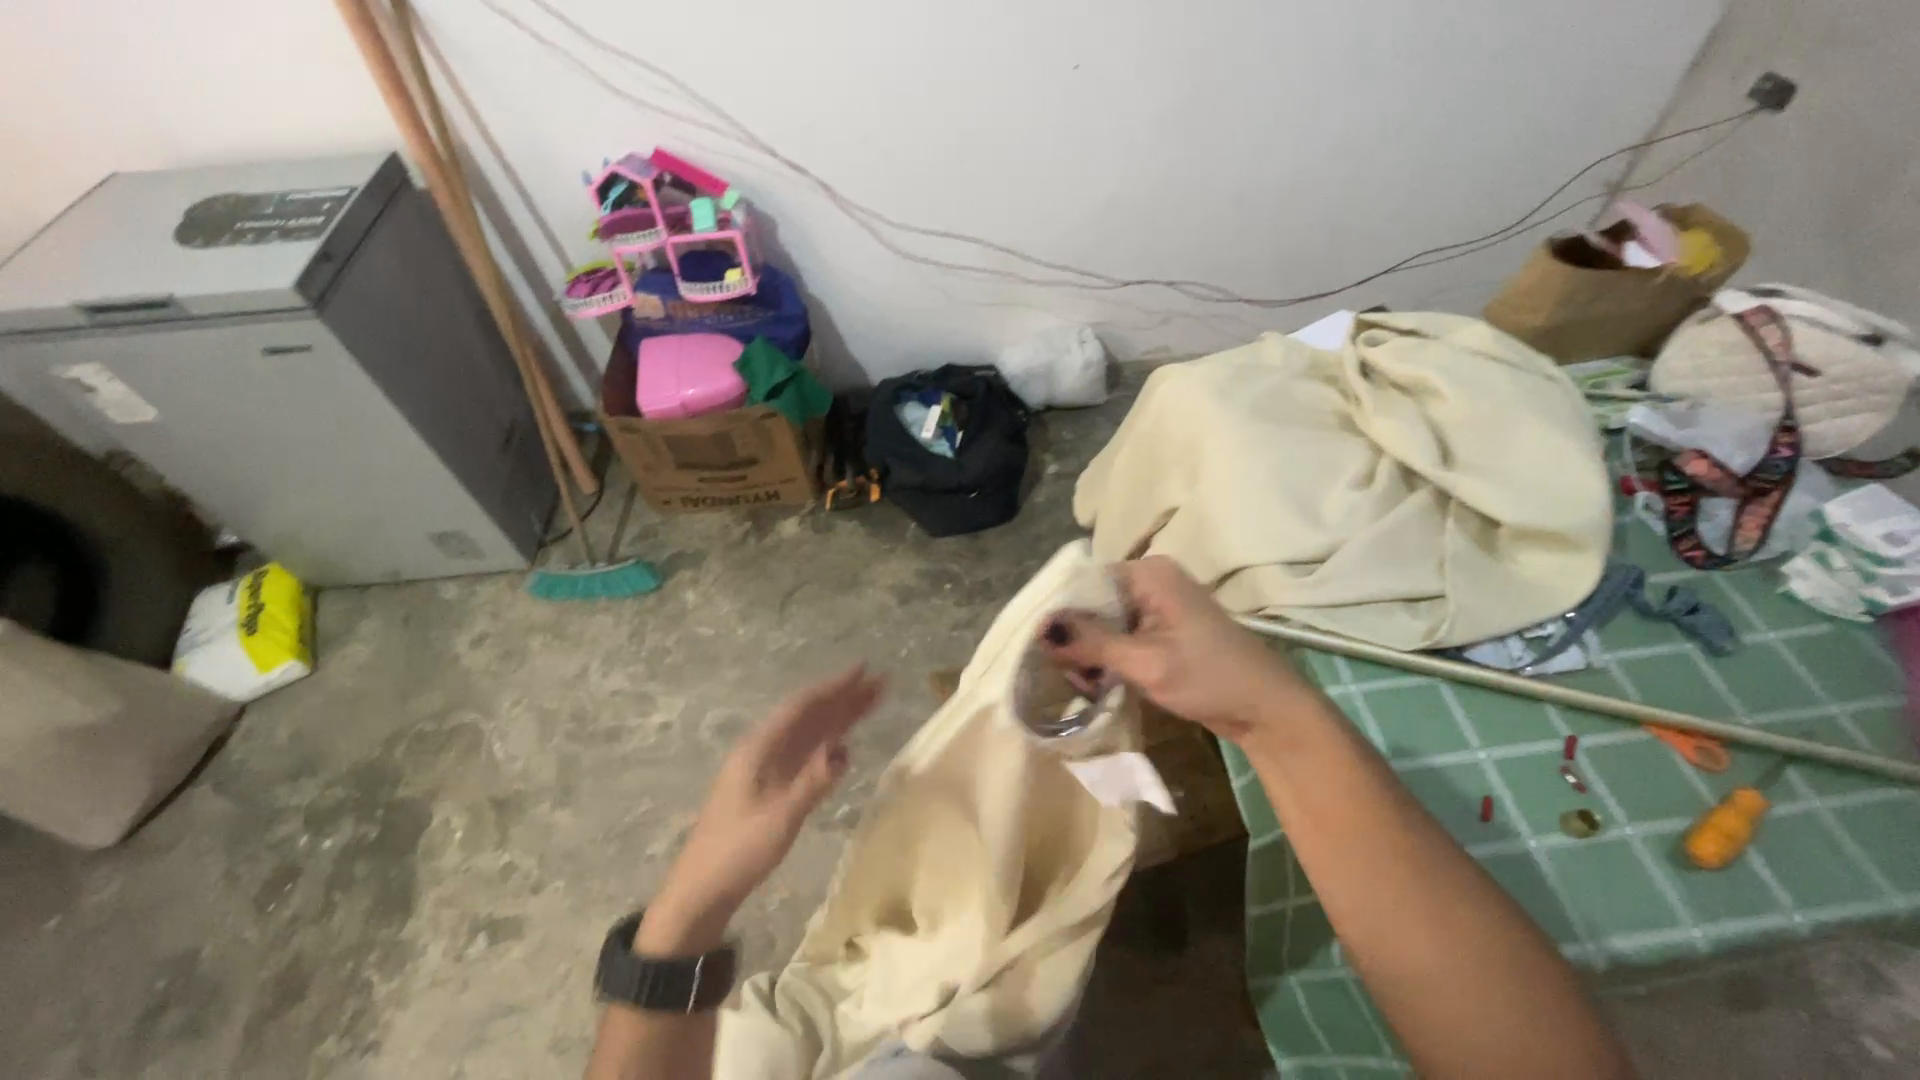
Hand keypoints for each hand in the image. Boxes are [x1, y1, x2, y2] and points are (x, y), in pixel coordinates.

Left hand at [642, 665, 884, 953]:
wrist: (702, 889)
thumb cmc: (738, 852)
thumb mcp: (780, 819)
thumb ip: (812, 783)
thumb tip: (843, 750)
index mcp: (758, 749)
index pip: (801, 708)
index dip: (832, 688)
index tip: (863, 671)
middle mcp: (763, 750)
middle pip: (808, 715)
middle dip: (843, 698)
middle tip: (880, 683)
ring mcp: (766, 768)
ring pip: (809, 733)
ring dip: (839, 717)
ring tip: (872, 701)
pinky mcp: (771, 786)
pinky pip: (804, 754)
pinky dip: (827, 743)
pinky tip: (845, 741)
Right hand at [1042, 557, 1311, 744]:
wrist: (1267, 709)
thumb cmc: (1210, 678)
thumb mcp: (1146, 662)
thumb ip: (1092, 642)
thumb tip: (1040, 630)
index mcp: (1148, 573)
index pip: (1084, 581)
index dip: (1057, 613)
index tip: (1037, 648)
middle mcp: (1149, 579)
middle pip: (1089, 601)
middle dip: (1072, 638)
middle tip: (1067, 675)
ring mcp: (1156, 604)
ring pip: (1100, 622)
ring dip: (1088, 652)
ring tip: (1084, 685)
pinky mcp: (1159, 629)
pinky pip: (1117, 635)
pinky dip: (1105, 657)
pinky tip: (1098, 683)